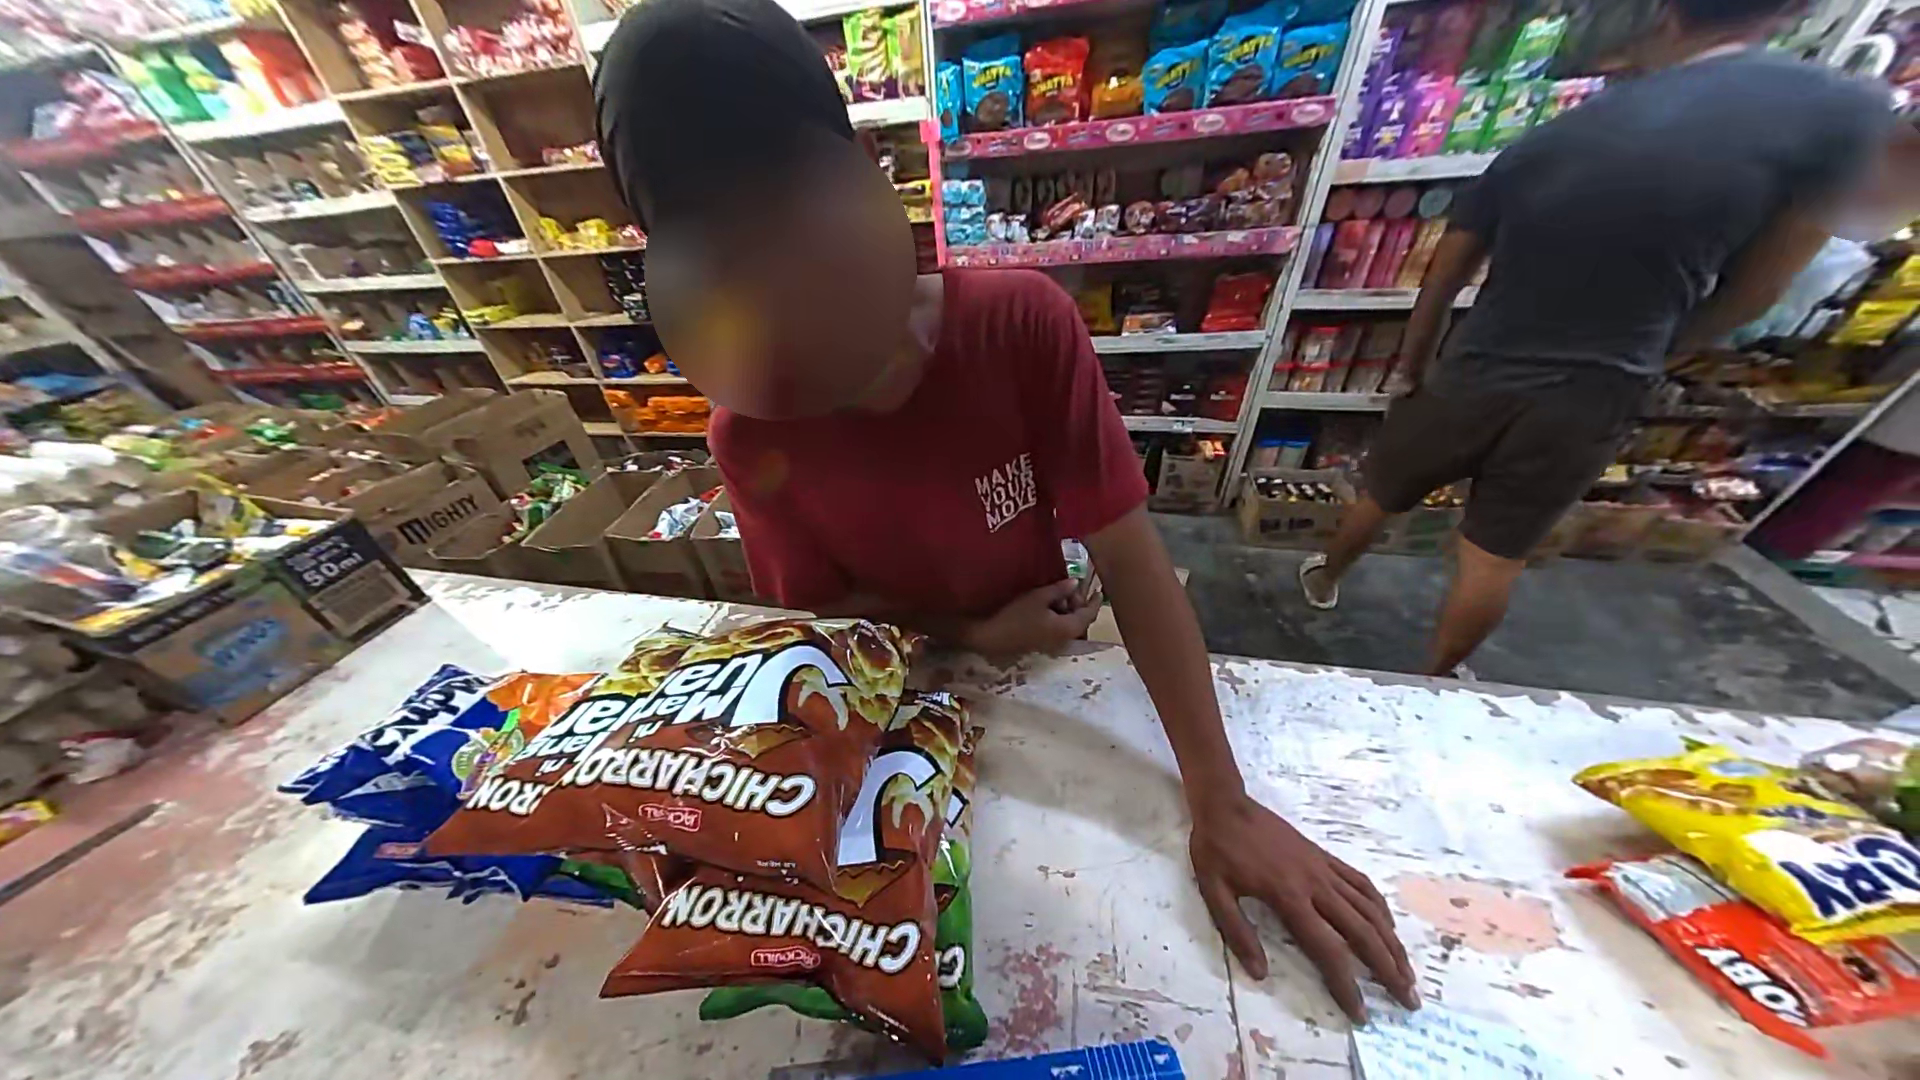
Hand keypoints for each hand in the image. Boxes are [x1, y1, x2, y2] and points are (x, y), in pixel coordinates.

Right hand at [960, 579, 1098, 658]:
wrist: (993, 637)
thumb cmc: (1017, 616)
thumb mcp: (1039, 597)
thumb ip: (1060, 589)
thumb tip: (1075, 583)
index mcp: (1068, 628)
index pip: (1089, 614)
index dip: (1094, 601)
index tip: (1099, 590)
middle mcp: (1065, 638)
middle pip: (1080, 619)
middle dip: (1077, 602)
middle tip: (1068, 587)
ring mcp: (1054, 642)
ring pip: (1069, 623)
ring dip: (1066, 609)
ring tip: (1055, 594)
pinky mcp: (1044, 642)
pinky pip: (1059, 627)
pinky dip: (1058, 616)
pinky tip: (1047, 606)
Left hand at [1190, 791, 1418, 1022]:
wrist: (1224, 804)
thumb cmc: (1216, 846)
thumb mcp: (1214, 889)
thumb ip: (1236, 931)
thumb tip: (1260, 973)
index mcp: (1287, 896)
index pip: (1327, 949)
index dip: (1346, 985)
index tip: (1361, 1013)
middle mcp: (1313, 883)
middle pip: (1362, 932)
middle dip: (1388, 969)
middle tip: (1409, 1000)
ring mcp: (1321, 866)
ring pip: (1368, 908)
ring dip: (1392, 941)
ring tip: (1407, 971)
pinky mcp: (1321, 853)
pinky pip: (1359, 881)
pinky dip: (1378, 904)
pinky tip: (1387, 922)